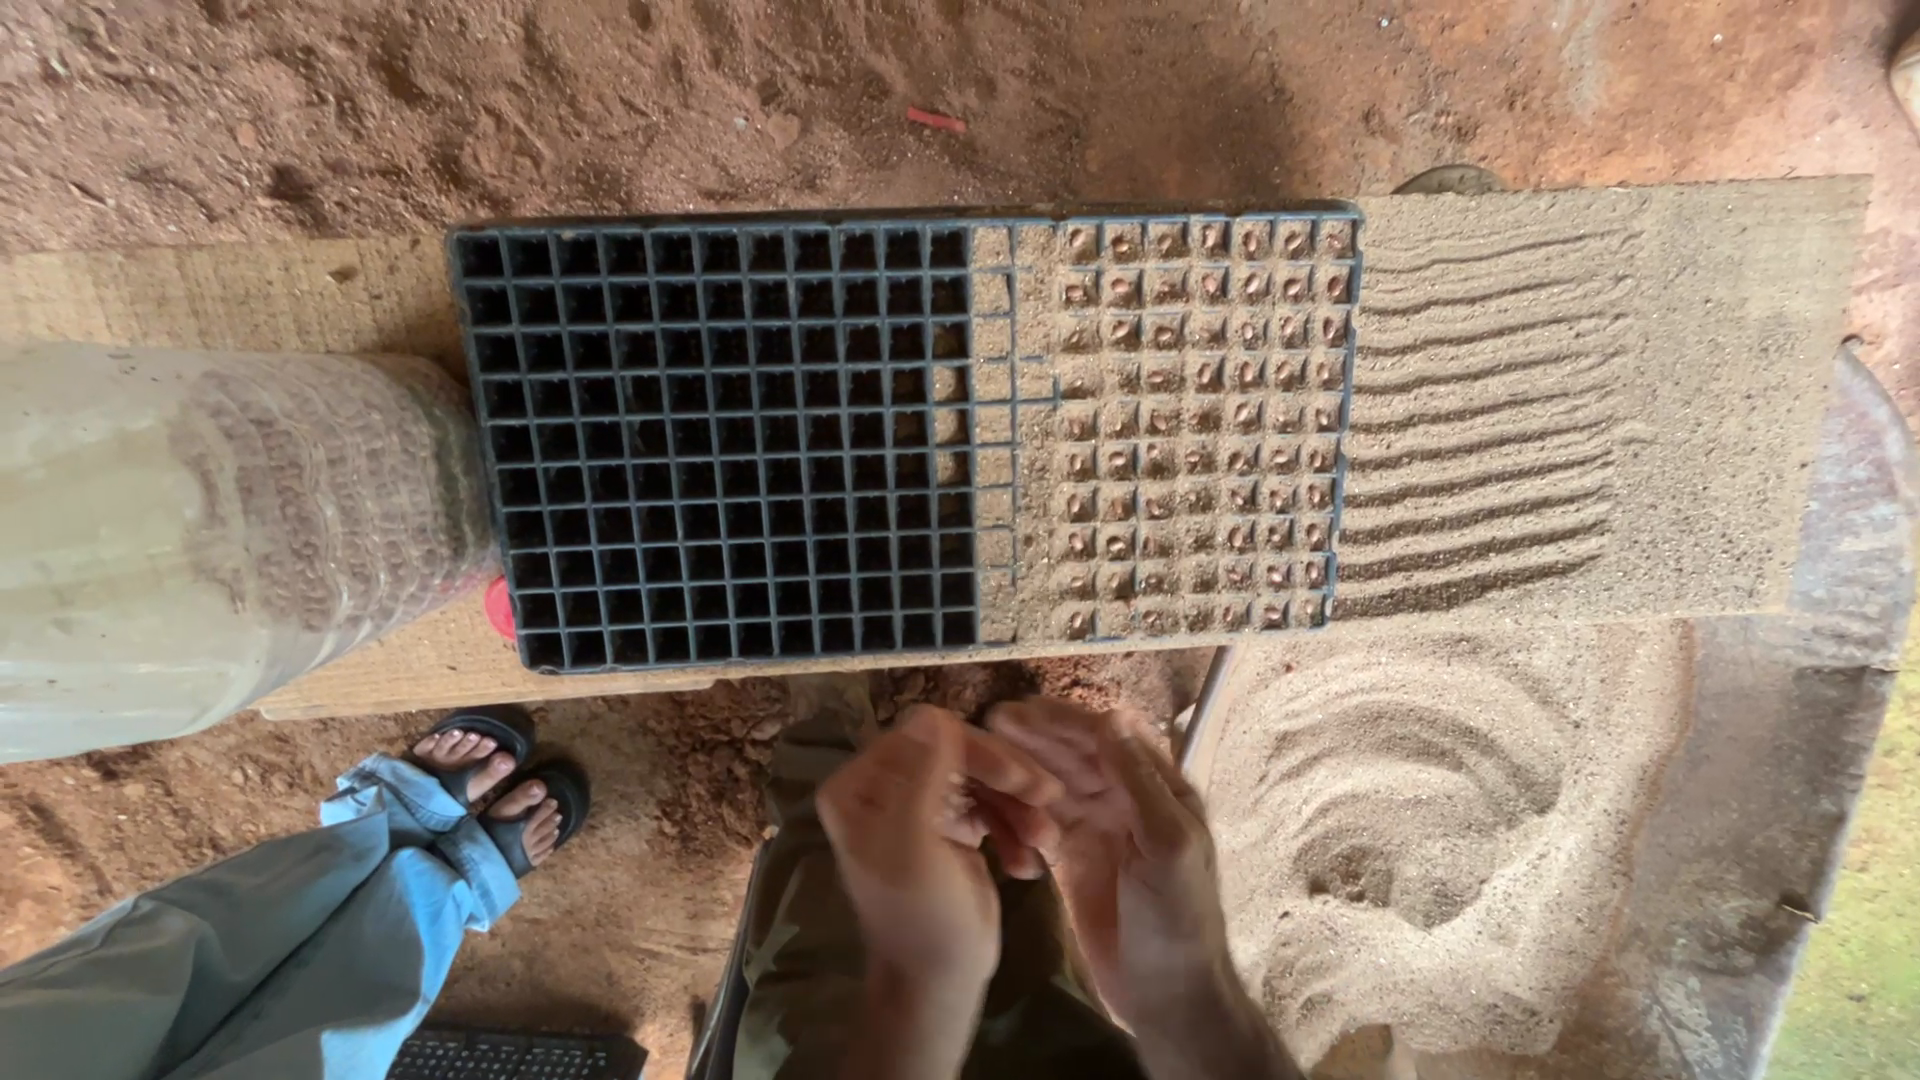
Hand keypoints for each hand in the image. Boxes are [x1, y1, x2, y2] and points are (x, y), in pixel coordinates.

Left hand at [817, 704, 1062, 993]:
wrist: (939, 986)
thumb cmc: (922, 921)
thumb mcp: (916, 847)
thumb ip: (922, 776)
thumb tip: (931, 712)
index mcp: (861, 786)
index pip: (927, 736)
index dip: (979, 753)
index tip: (1022, 781)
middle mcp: (886, 785)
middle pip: (959, 752)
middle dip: (1007, 778)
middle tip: (1049, 798)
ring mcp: (920, 803)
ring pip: (982, 778)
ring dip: (1019, 806)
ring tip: (1047, 841)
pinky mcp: (950, 824)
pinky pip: (990, 805)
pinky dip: (1014, 828)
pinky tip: (1027, 863)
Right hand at [986, 697, 1232, 1027]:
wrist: (1166, 998)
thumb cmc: (1178, 918)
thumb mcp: (1169, 844)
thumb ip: (1139, 780)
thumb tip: (1111, 714)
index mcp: (1157, 787)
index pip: (1106, 738)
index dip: (1065, 721)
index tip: (1023, 709)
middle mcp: (1124, 798)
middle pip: (1074, 754)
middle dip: (1035, 736)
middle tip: (992, 721)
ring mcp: (1095, 826)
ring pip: (1052, 781)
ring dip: (1022, 766)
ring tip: (986, 751)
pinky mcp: (1069, 855)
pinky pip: (1038, 818)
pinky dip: (1018, 808)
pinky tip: (996, 799)